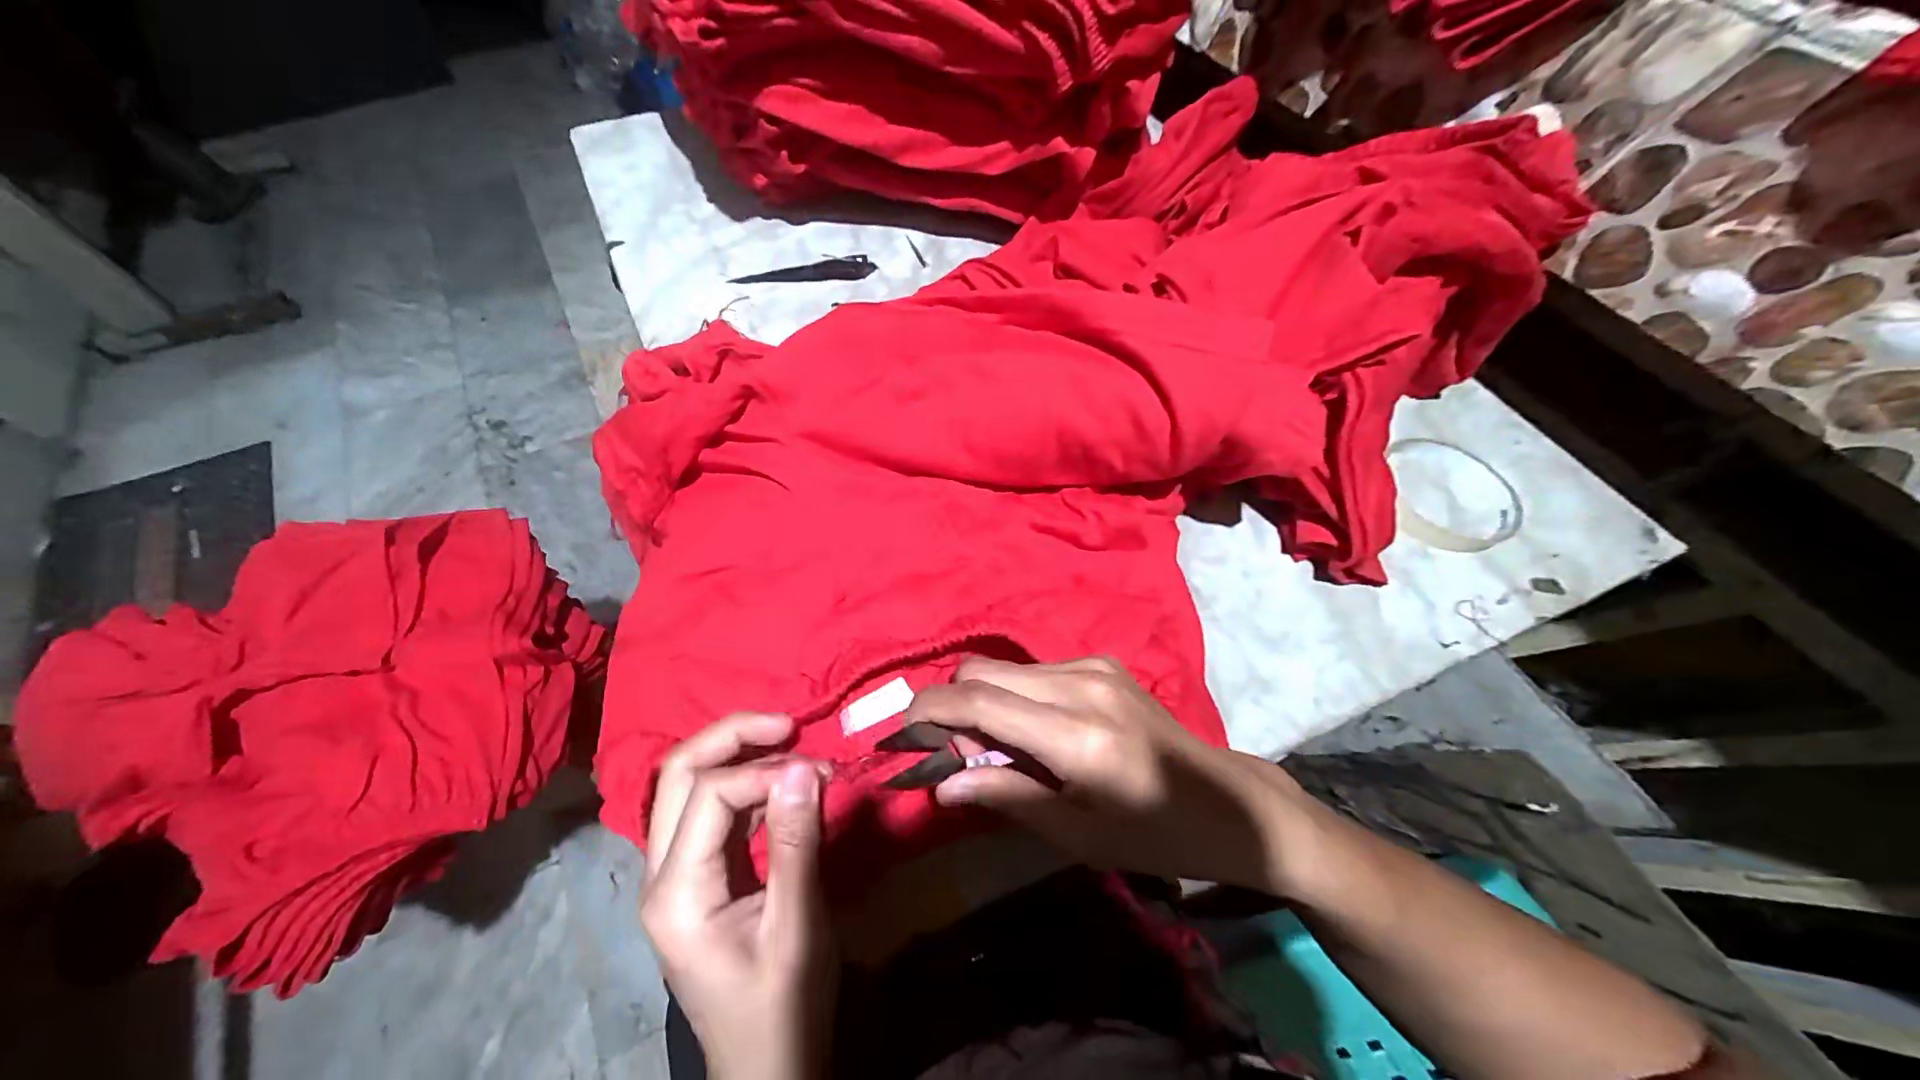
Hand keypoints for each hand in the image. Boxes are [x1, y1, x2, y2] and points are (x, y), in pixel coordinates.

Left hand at [639, 713, 836, 1079]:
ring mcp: (675, 875)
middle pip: (677, 775)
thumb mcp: (797, 926)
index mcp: (675, 893)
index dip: (764, 772)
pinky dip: (749, 787)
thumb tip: (803, 765)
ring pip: (690, 786)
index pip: (709, 796)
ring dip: (740, 758)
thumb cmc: (782, 1007)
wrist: (766, 1069)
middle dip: (731, 737)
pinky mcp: (697, 877)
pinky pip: (713, 812)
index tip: (819, 774)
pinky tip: (786, 788)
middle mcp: (660, 875)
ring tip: (797, 751)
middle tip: (789, 724)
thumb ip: (796, 843)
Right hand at [903, 656, 1332, 894]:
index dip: (928, 711)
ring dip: (982, 701)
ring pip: (1005, 668)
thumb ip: (1006, 796)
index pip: (978, 701)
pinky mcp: (1102, 663)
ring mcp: (1094, 667)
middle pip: (981, 671)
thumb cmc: (1153, 834)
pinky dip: (1013, 695)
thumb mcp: (1077, 834)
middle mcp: (1080, 684)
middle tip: (951, 754)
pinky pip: (1033, 671)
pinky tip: (1031, 732)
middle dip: (950, 705)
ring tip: (994, 748)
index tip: (900, 734)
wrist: (1227, 803)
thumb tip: (939, 783)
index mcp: (1076, 734)